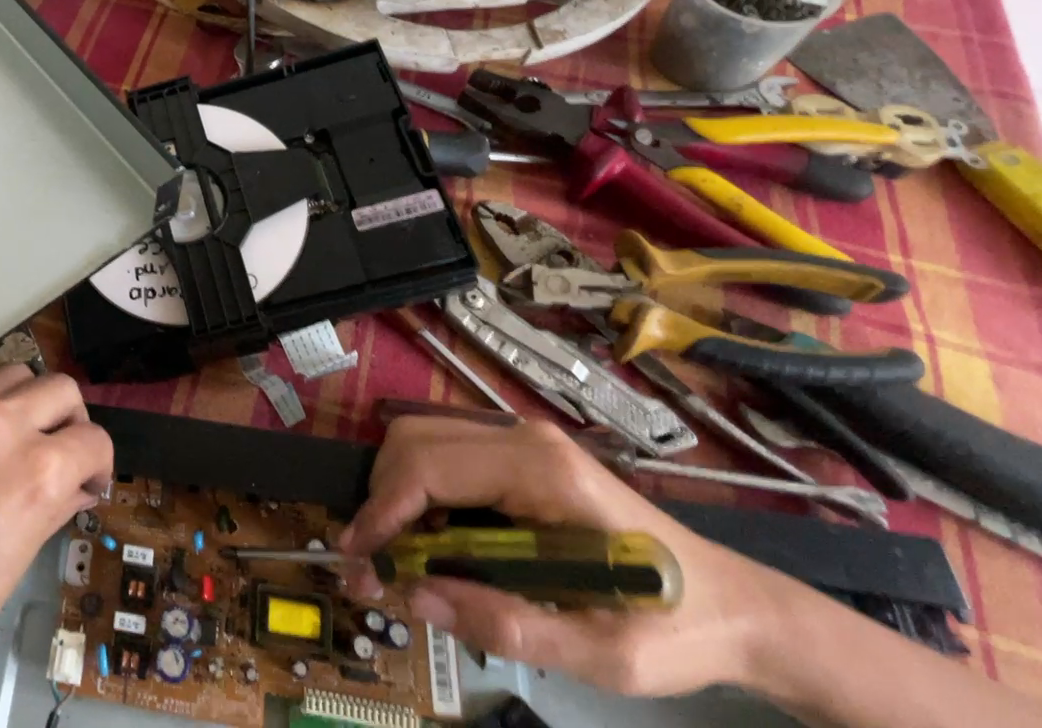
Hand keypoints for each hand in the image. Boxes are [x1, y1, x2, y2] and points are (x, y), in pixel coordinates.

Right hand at [337, 417, 791, 696]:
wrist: (736, 607)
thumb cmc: (677, 627)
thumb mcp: (603, 654)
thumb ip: (508, 627)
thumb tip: (413, 597)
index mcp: (543, 472)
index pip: (428, 466)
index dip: (381, 511)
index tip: (359, 561)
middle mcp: (523, 440)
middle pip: (412, 442)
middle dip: (379, 501)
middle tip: (373, 569)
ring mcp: (520, 443)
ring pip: (418, 444)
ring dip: (393, 499)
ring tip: (397, 563)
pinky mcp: (517, 459)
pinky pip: (442, 460)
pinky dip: (417, 498)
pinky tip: (430, 548)